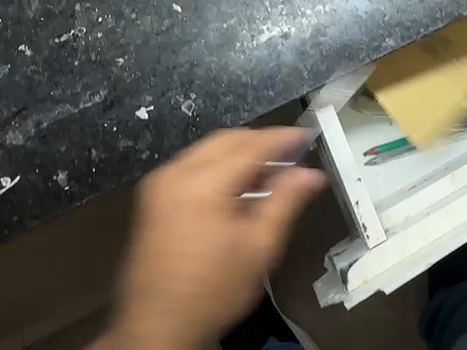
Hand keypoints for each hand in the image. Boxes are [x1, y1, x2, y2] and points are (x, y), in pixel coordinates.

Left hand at [99, 127, 325, 349]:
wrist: (156, 331)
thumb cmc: (214, 291)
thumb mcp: (259, 248)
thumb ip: (286, 201)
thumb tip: (312, 173)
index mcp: (203, 182)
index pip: (252, 146)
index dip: (283, 138)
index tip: (308, 135)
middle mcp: (177, 171)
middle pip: (228, 140)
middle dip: (261, 143)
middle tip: (292, 155)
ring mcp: (161, 183)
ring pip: (210, 149)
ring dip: (241, 153)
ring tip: (270, 173)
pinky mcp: (154, 196)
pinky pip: (194, 164)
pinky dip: (220, 165)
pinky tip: (239, 186)